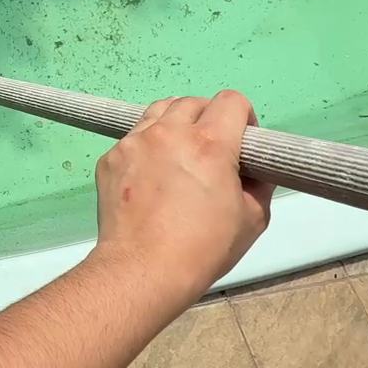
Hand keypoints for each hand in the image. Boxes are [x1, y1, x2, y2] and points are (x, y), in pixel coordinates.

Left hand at [89, 91, 274, 304]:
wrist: (143, 265)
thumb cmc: (204, 246)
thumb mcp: (253, 217)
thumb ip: (257, 182)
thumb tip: (251, 169)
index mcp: (208, 143)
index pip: (231, 101)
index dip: (243, 116)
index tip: (242, 139)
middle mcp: (166, 133)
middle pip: (191, 102)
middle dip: (208, 117)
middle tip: (213, 147)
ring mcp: (132, 142)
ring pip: (157, 112)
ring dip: (175, 123)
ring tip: (180, 153)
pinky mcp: (109, 157)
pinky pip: (132, 138)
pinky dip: (147, 146)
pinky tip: (151, 175)